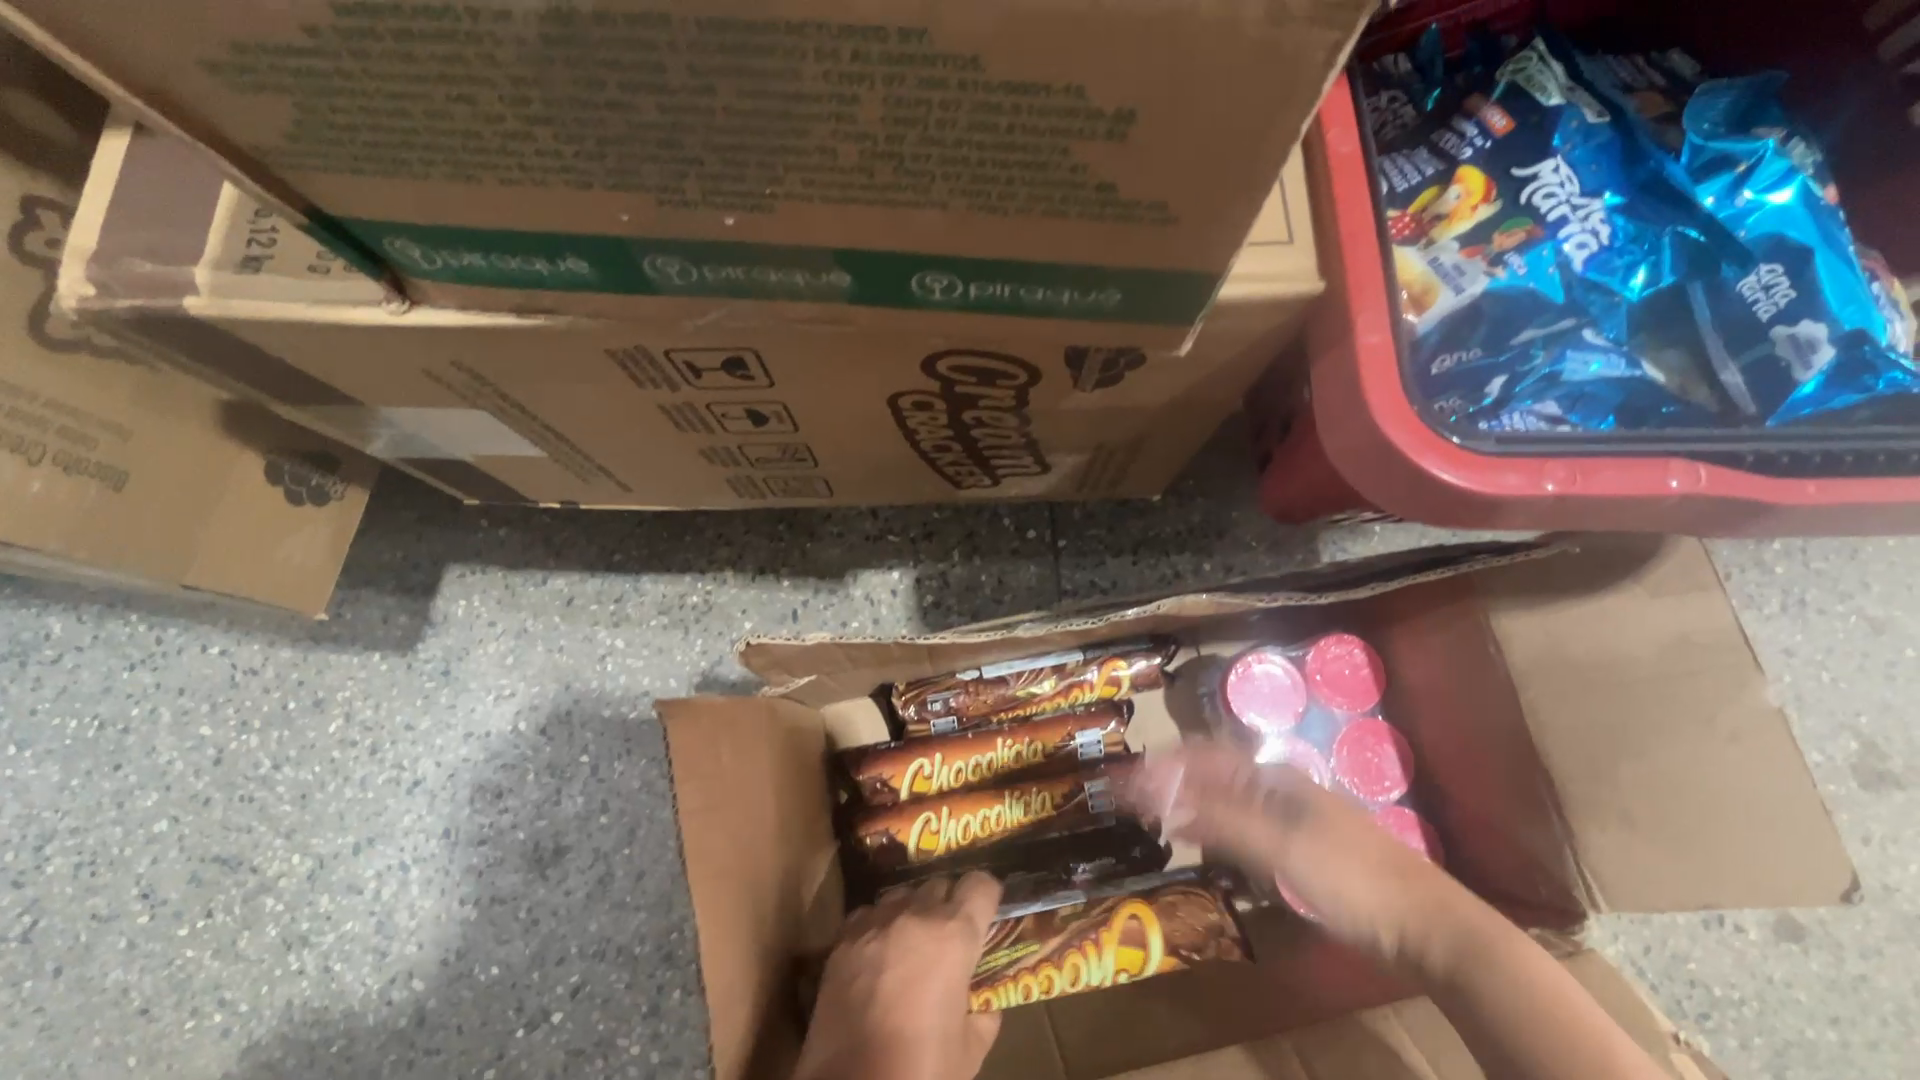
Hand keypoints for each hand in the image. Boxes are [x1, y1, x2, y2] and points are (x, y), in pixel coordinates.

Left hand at [794, 872, 1004, 1079]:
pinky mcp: (843, 939)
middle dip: (949, 904)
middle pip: (940, 885)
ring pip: (902, 895)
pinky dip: (878, 925)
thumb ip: (984, 1012)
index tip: (988, 913)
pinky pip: (868, 914)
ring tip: (912, 944)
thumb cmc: (922, 1067)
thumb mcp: (971, 1047)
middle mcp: (916, 915)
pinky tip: (878, 954)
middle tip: (950, 938)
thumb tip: (983, 1000)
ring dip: (913, 911)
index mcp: (955, 934)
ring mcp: (875, 923)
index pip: (981, 884)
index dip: (988, 896)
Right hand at [1123, 740, 1459, 972]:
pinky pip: (1244, 826)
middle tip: (1131, 798)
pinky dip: (1215, 829)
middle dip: (1171, 780)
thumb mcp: (1279, 848)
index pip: (1204, 757)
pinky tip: (1206, 845)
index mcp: (1275, 779)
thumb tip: (1156, 792)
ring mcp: (1295, 818)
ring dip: (1191, 804)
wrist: (1426, 925)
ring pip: (1229, 800)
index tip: (1122, 778)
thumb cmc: (1350, 880)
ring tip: (1157, 817)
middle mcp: (1282, 788)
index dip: (1161, 764)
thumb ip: (1218, 819)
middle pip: (1213, 775)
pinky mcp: (1304, 848)